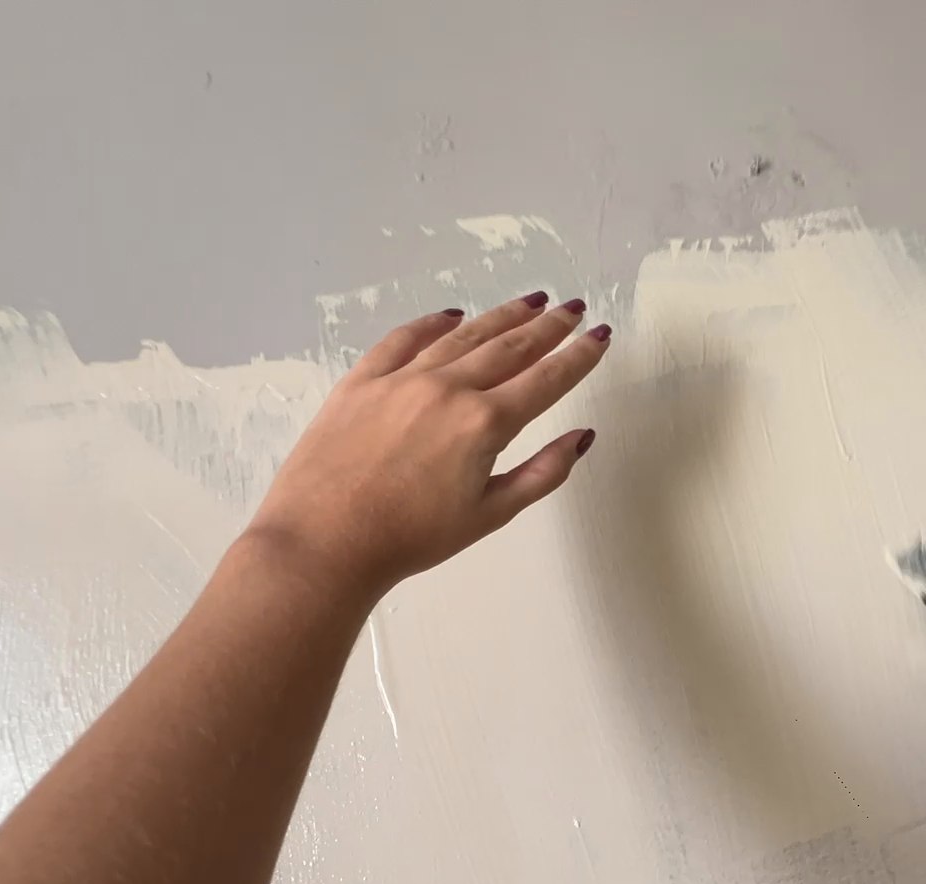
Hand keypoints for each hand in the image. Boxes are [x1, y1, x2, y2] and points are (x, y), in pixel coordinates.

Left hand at [245, 293, 610, 597]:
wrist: (324, 540)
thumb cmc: (416, 536)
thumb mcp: (494, 513)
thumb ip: (544, 472)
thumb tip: (582, 437)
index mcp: (485, 424)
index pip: (547, 380)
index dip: (579, 356)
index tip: (602, 335)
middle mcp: (448, 389)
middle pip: (510, 347)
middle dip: (548, 325)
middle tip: (573, 306)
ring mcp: (401, 380)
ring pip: (463, 336)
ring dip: (502, 316)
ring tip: (530, 300)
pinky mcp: (361, 381)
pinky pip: (402, 340)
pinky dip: (431, 323)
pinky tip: (451, 314)